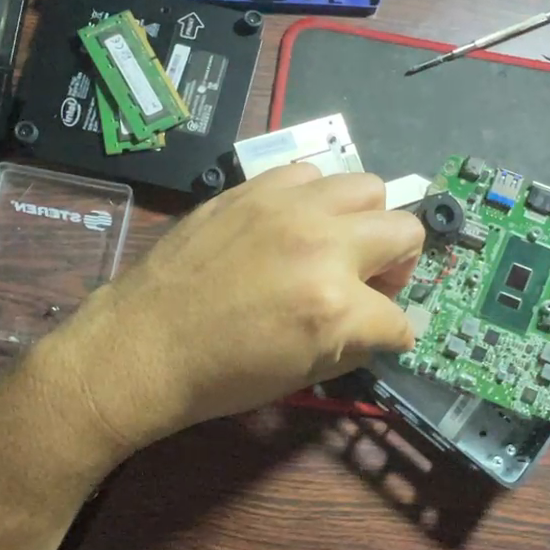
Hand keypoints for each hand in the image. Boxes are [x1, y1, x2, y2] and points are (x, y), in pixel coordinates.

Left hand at [30, 163, 424, 464]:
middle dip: (398, 266)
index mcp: (335, 306)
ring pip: (367, 188)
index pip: (400, 318)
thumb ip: (354, 344)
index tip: (381, 336)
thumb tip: (379, 324)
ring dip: (362, 222)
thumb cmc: (220, 375)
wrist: (143, 345)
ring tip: (333, 245)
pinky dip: (313, 200)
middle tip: (367, 283)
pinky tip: (291, 225)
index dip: (394, 334)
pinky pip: (310, 174)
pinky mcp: (253, 189)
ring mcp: (287, 208)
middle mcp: (322, 245)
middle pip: (407, 232)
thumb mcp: (301, 376)